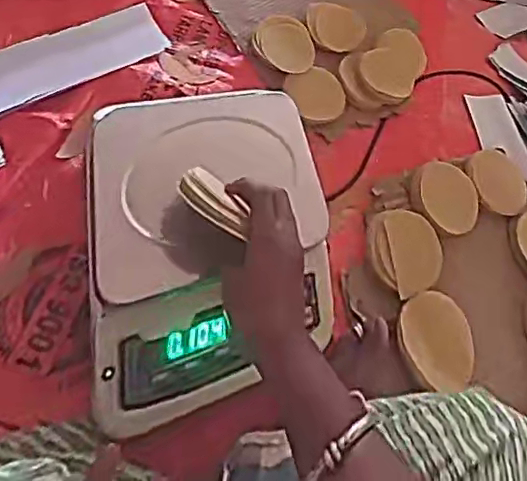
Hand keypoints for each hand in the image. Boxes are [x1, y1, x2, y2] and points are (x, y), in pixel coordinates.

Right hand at [222, 180, 309, 355]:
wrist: (282, 338)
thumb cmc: (252, 310)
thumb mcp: (231, 278)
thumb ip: (231, 251)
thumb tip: (228, 241)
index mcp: (270, 233)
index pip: (262, 195)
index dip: (245, 187)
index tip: (229, 191)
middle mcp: (287, 234)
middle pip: (278, 196)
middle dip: (258, 191)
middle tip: (237, 199)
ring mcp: (295, 245)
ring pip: (285, 210)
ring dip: (268, 205)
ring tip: (245, 215)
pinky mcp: (298, 258)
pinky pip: (287, 227)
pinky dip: (273, 221)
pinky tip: (257, 235)